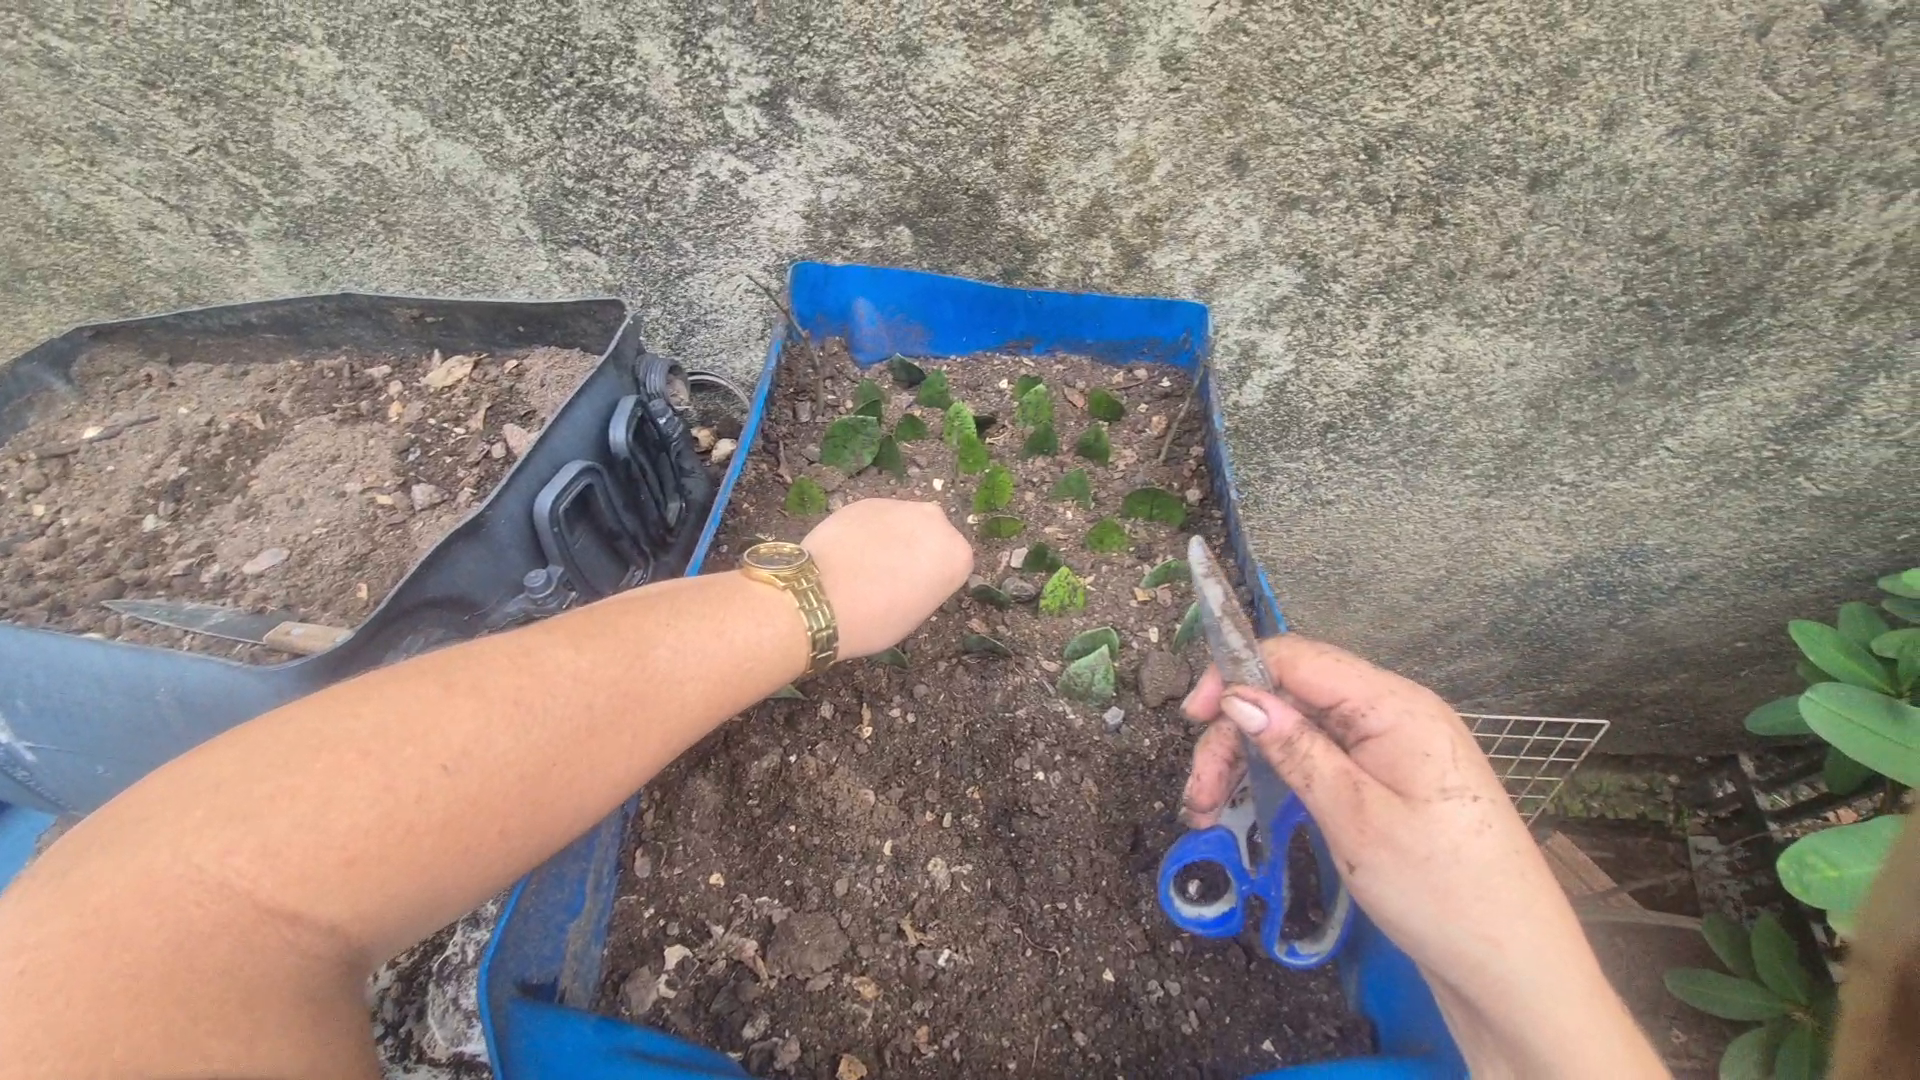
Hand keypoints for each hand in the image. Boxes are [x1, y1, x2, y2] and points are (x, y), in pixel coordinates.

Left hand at [802, 499, 971, 657]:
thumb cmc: (875, 619)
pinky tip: (848, 552)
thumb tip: (913, 573)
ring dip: (891, 538)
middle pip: (932, 536)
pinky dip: (866, 531)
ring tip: (864, 564)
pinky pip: (875, 518)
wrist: (821, 597)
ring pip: (903, 523)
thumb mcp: (916, 613)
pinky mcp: (868, 500)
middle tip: (890, 576)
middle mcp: (936, 522)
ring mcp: (901, 505)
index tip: (914, 591)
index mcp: (957, 555)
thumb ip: (927, 584)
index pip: (952, 564)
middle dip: (916, 550)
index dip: (932, 578)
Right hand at [1181, 635, 1662, 1077]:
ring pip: (1294, 728)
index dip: (1237, 673)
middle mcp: (1390, 713)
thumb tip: (1237, 694)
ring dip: (1245, 761)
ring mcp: (1387, 747)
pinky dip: (1274, 778)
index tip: (1194, 715)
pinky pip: (1315, 757)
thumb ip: (1295, 747)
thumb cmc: (1441, 891)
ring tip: (1209, 809)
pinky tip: (1244, 806)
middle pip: (1289, 696)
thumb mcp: (1356, 817)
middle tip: (1200, 791)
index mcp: (1394, 706)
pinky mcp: (1383, 779)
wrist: (1516, 977)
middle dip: (1235, 735)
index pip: (1297, 658)